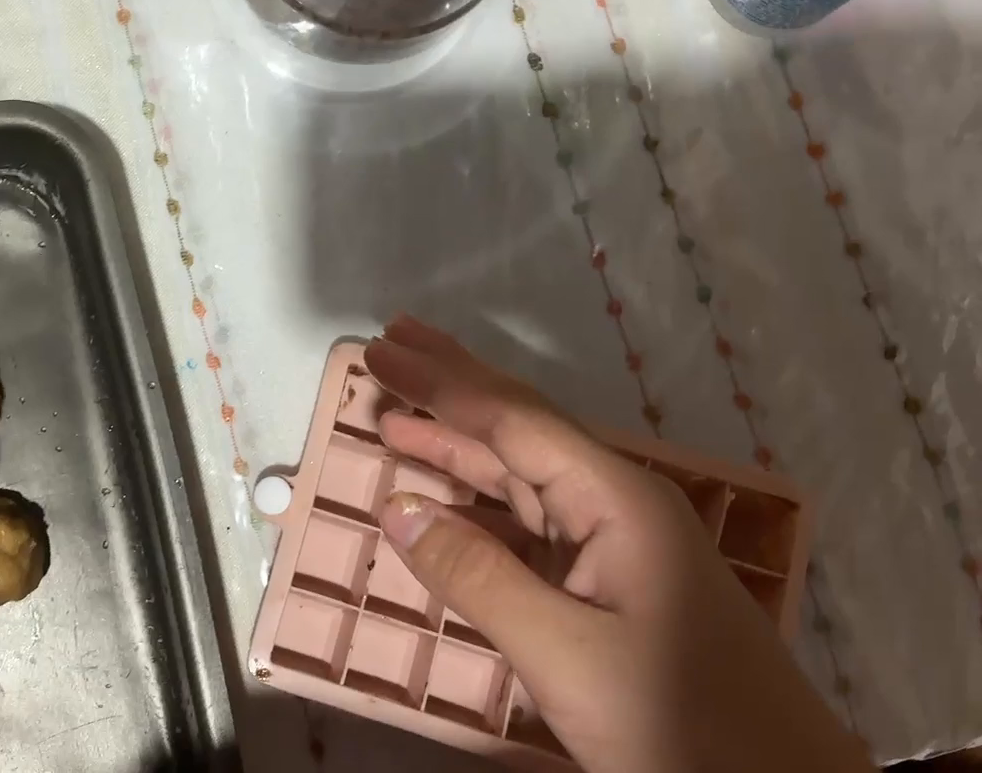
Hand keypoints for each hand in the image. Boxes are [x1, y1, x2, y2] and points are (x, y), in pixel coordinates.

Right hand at [364, 317, 872, 772]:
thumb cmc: (682, 722)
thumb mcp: (566, 654)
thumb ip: (475, 575)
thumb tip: (393, 506)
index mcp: (616, 501)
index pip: (510, 419)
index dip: (439, 381)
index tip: (379, 351)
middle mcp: (613, 504)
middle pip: (516, 425)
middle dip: (450, 381)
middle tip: (390, 341)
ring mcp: (610, 543)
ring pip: (514, 469)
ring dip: (451, 438)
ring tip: (394, 410)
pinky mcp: (601, 580)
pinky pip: (519, 517)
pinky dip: (468, 494)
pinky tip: (434, 493)